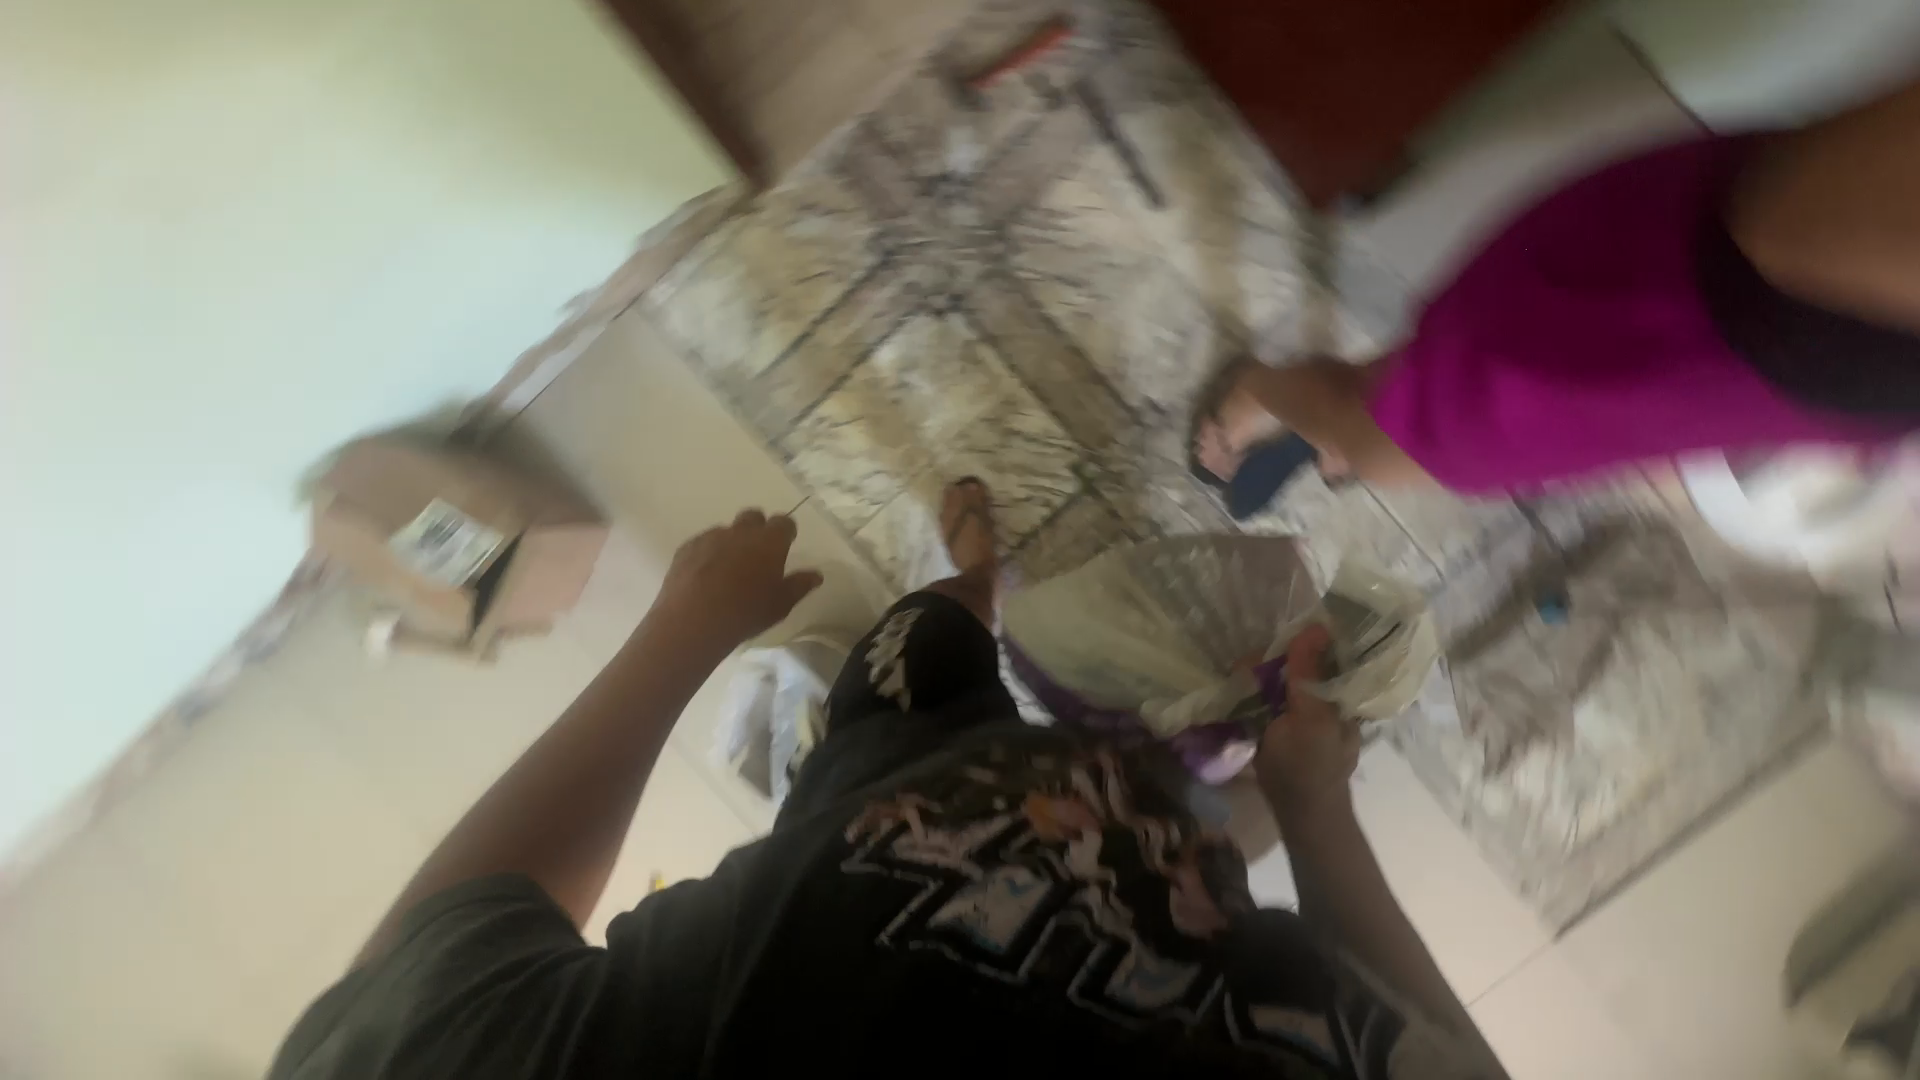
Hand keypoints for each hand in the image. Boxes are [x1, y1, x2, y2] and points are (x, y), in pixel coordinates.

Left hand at [647, 509, 822, 650]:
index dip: (786, 531)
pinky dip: (709, 552)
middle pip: (753, 516)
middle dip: (758, 529)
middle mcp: (741, 532)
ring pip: (726, 530)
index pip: (784, 522)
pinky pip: (703, 542)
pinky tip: (706, 575)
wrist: (693, 621)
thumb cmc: (746, 613)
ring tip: (730, 568)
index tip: (786, 544)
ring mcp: (711, 537)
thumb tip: (816, 575)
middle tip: (759, 554)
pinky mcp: (687, 548)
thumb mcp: (781, 605)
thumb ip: (800, 585)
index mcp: (769, 542)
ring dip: (732, 541)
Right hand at [1254, 624, 1360, 826]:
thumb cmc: (1310, 765)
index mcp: (1341, 690)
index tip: (1276, 634)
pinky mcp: (1277, 719)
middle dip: (1270, 658)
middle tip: (1248, 668)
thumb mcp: (1310, 717)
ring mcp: (1299, 707)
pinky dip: (1248, 687)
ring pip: (1276, 674)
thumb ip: (1308, 673)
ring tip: (1237, 677)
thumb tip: (1316, 626)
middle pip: (1296, 659)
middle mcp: (1323, 694)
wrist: (1297, 810)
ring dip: (1254, 672)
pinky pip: (1263, 692)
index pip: (1327, 648)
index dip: (1303, 636)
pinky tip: (1235, 685)